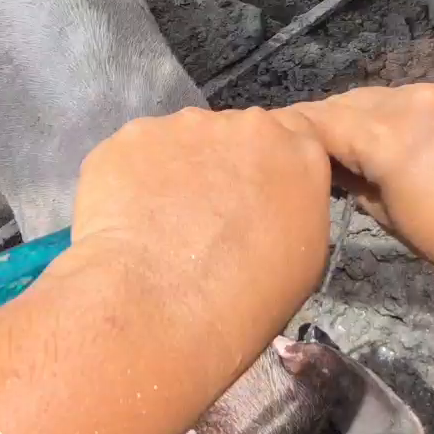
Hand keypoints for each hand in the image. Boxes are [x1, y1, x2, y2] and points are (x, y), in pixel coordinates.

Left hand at [67, 106, 332, 371]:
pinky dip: (136, 179)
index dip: (274, 161)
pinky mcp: (132, 136)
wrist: (158, 308)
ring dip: (180, 171)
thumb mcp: (304, 256)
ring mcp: (187, 125)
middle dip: (226, 164)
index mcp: (300, 153)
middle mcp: (248, 126)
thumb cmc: (247, 299)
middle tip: (210, 217)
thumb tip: (267, 204)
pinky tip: (129, 220)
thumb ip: (292, 206)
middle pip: (239, 134)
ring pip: (186, 140)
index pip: (298, 132)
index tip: (258, 191)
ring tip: (162, 224)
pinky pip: (139, 152)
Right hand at [279, 84, 433, 308]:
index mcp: (386, 133)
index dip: (296, 133)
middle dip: (329, 124)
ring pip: (387, 98)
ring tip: (360, 150)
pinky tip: (408, 143)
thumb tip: (343, 173)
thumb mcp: (397, 222)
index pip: (321, 121)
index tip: (276, 146)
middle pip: (352, 102)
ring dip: (367, 118)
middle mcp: (413, 98)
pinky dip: (403, 117)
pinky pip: (422, 100)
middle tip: (315, 154)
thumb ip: (360, 188)